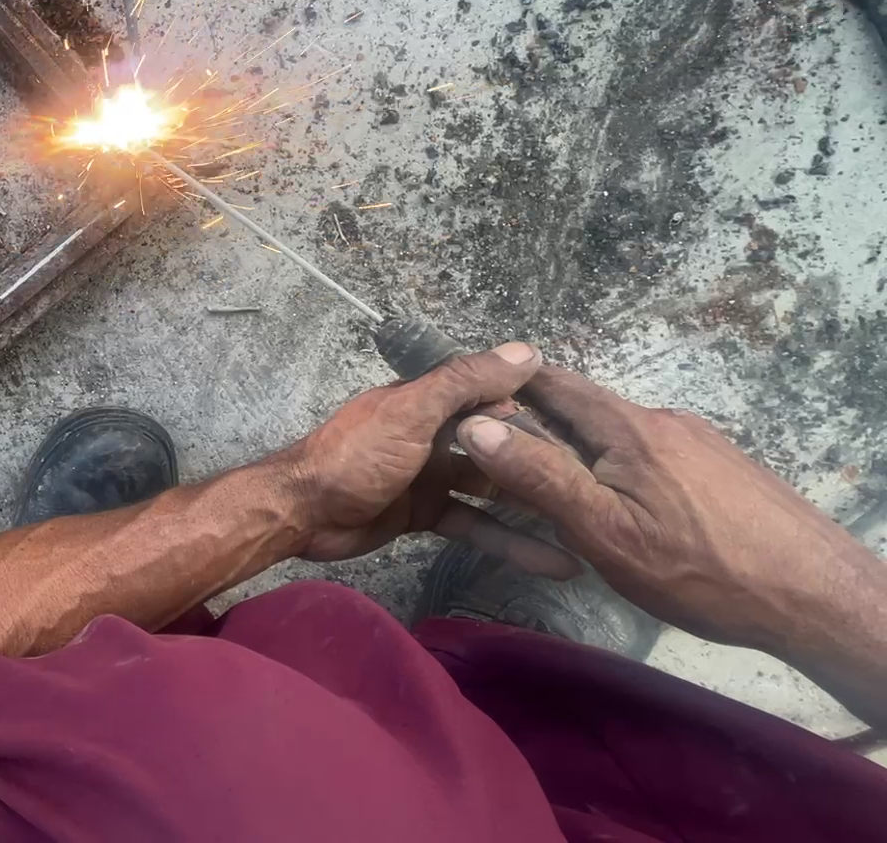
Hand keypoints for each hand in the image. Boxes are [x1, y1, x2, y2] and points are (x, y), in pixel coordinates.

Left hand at [284, 341, 573, 573]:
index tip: (594, 427)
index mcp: (423, 403)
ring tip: (598, 523)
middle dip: (544, 459)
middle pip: (496, 444)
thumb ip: (462, 383)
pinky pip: (476, 525)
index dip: (536, 408)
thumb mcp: (410, 413)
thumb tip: (526, 351)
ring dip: (536, 503)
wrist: (304, 512)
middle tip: (610, 483)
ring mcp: (427, 476)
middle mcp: (429, 434)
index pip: (489, 397)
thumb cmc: (354, 455)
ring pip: (493, 488)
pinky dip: (512, 543)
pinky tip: (562, 564)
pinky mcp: (424, 514)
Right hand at [456, 368, 886, 656]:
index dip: (501, 384)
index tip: (462, 402)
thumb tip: (472, 424)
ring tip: (555, 495)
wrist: (837, 611)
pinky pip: (648, 455)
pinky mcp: (724, 470)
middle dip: (533, 427)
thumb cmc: (704, 572)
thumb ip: (537, 474)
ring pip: (613, 436)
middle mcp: (663, 421)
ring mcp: (700, 444)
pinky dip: (615, 469)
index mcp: (627, 427)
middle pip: (579, 409)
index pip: (549, 381)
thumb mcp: (604, 530)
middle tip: (497, 464)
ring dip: (576, 453)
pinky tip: (620, 509)